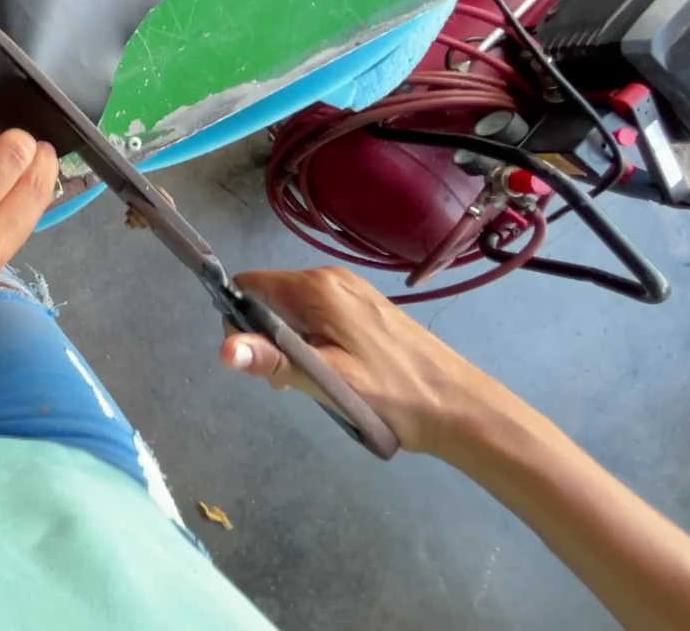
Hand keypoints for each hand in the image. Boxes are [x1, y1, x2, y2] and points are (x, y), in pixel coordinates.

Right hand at [218, 265, 517, 457]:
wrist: (467, 412)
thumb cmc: (395, 396)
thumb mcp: (328, 380)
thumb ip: (273, 360)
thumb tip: (222, 350)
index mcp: (315, 287)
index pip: (247, 286)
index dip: (240, 321)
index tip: (260, 358)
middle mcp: (329, 278)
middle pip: (269, 297)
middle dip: (268, 337)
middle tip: (292, 380)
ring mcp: (350, 289)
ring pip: (292, 308)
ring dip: (291, 342)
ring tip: (318, 379)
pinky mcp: (365, 305)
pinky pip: (317, 313)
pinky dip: (313, 339)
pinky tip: (336, 370)